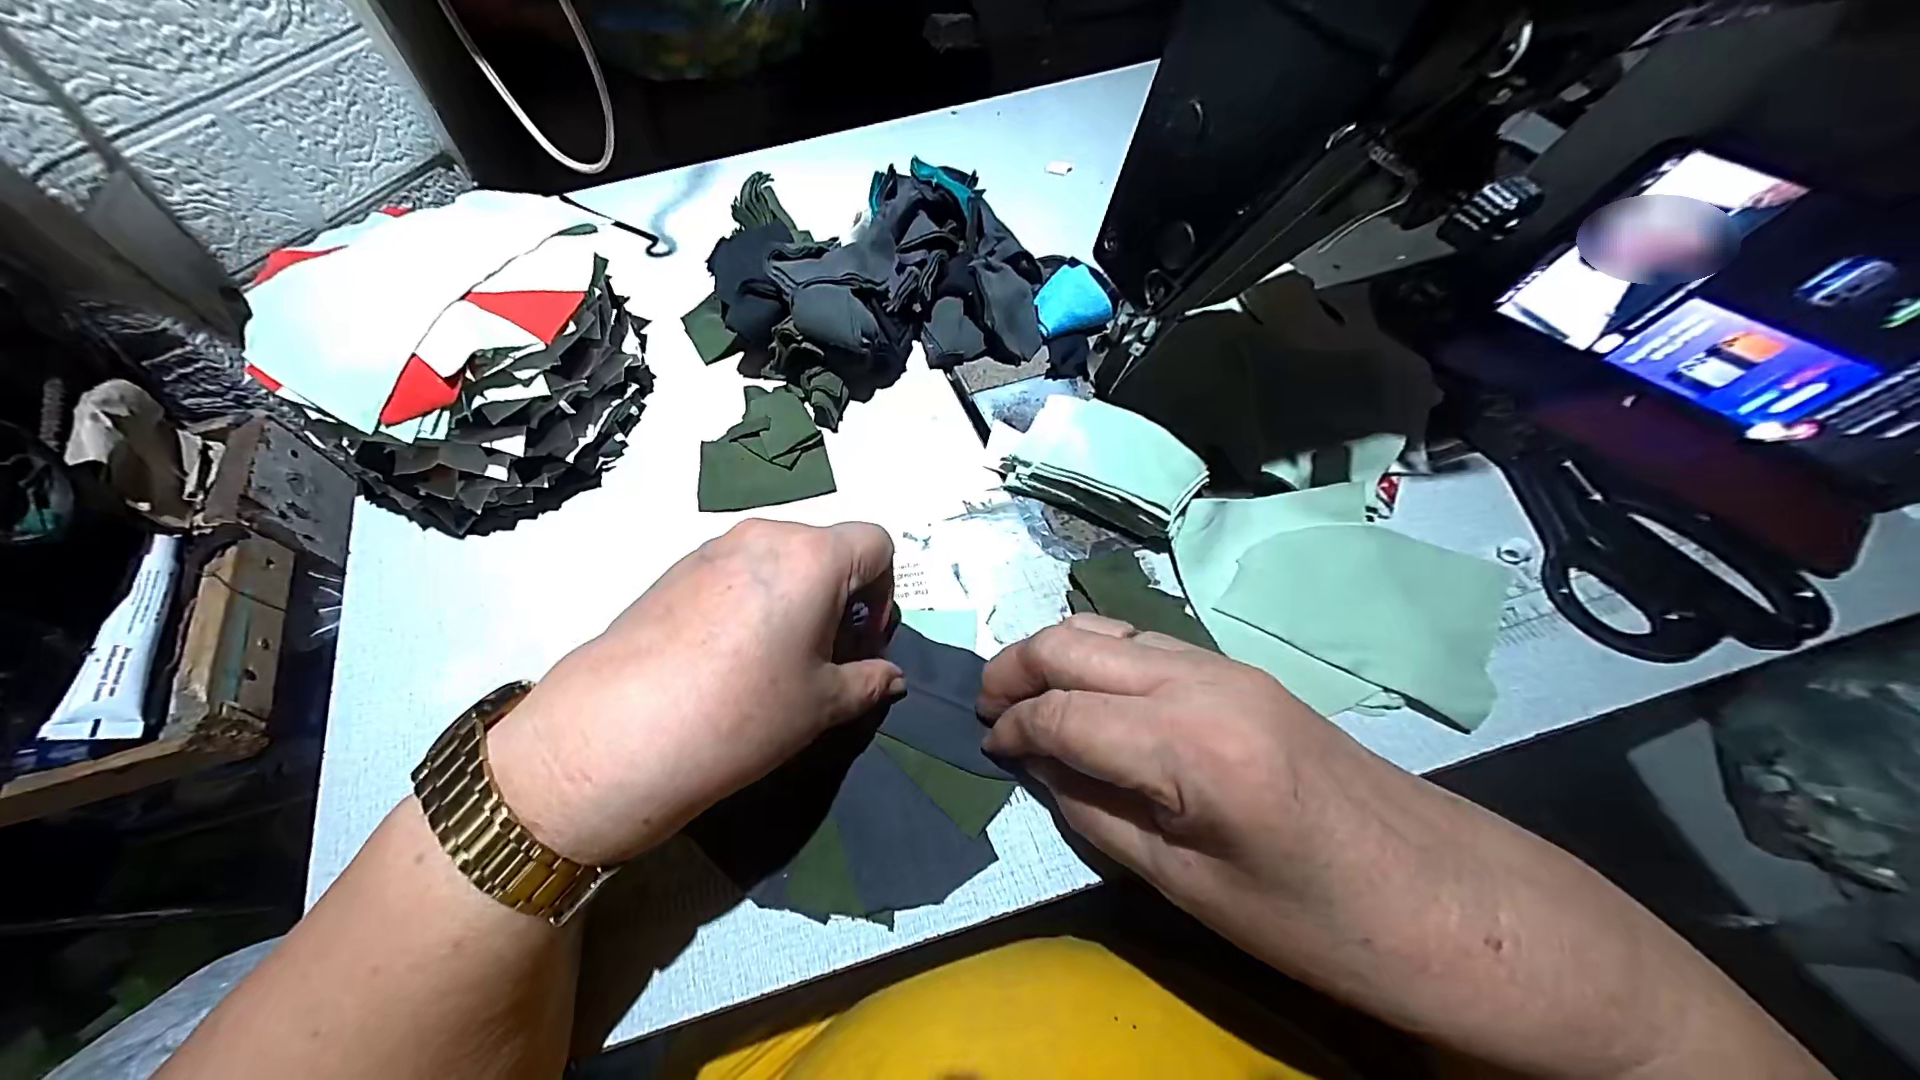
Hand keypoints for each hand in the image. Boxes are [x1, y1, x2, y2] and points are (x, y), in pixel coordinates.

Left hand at [483, 520, 905, 865]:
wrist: (616, 731)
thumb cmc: (743, 711)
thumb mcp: (822, 703)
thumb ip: (869, 681)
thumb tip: (892, 677)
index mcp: (813, 557)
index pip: (876, 542)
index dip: (884, 589)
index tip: (861, 638)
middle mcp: (766, 536)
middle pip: (827, 548)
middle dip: (842, 593)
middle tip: (823, 651)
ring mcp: (714, 548)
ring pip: (781, 557)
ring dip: (798, 594)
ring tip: (774, 654)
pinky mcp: (676, 568)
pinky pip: (738, 569)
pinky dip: (755, 597)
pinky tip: (728, 653)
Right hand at [981, 616, 1829, 1079]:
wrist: (1464, 904)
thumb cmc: (1323, 925)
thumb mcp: (1192, 890)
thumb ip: (1099, 815)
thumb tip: (1038, 766)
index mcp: (1190, 746)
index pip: (1064, 714)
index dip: (1012, 728)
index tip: (985, 747)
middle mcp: (1203, 681)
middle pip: (1076, 645)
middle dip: (1016, 667)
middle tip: (984, 705)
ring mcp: (1227, 666)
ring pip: (1109, 631)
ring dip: (1056, 654)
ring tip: (1022, 693)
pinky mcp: (1244, 671)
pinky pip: (1146, 644)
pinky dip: (1099, 657)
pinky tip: (1087, 689)